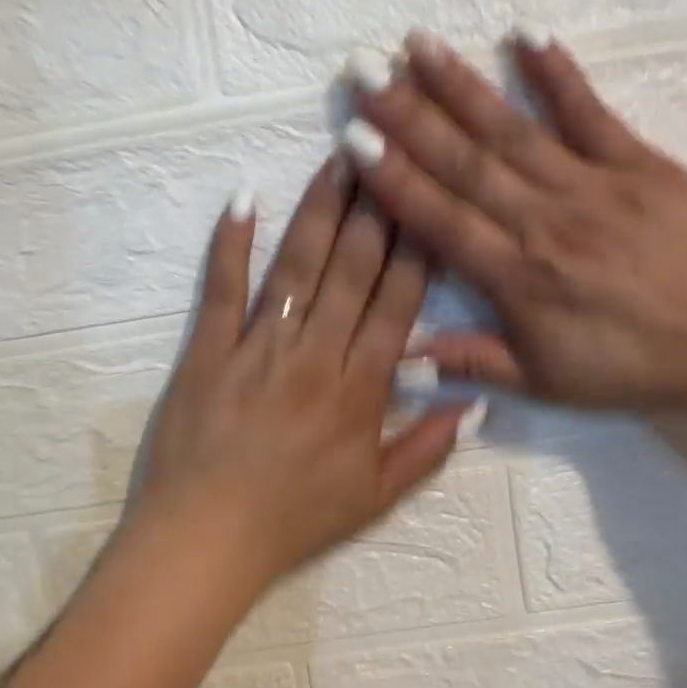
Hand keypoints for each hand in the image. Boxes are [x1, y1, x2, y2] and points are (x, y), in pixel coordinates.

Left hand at [122, 160, 477, 587]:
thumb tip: (479, 404)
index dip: (418, 249)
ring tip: (338, 156)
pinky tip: (243, 198)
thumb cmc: (293, 521)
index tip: (432, 198)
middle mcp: (315, 357)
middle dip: (377, 208)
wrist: (206, 539)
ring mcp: (258, 349)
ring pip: (297, 267)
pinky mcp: (207, 351)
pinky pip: (222, 289)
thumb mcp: (375, 497)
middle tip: (391, 148)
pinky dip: (230, 243)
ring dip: (320, 209)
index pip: (399, 305)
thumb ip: (428, 448)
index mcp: (361, 391)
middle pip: (353, 271)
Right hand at [339, 29, 686, 411]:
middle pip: (465, 163)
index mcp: (519, 278)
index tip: (353, 139)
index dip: (394, 180)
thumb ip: (474, 363)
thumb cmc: (635, 367)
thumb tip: (402, 358)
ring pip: (513, 130)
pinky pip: (591, 111)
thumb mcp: (548, 383)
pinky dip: (558, 73)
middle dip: (408, 117)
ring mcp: (594, 185)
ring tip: (417, 45)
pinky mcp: (640, 162)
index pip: (441, 220)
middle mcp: (546, 221)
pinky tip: (523, 35)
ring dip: (462, 86)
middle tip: (364, 73)